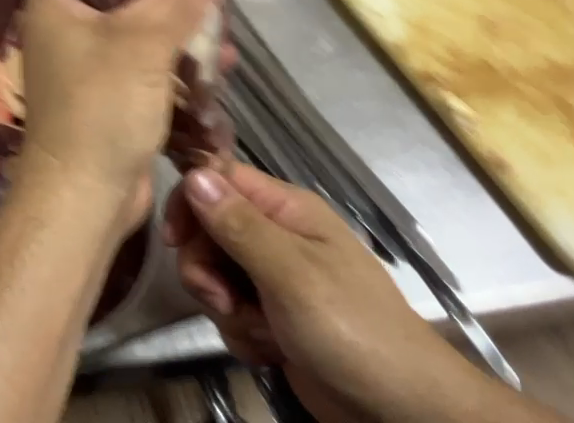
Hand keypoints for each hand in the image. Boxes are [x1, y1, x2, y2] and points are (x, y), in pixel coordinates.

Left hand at [15, 0, 219, 229]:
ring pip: (133, 31)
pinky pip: (142, 66)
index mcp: (52, 4)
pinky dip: (173, 65)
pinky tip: (214, 69)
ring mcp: (83, 65)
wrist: (83, 196)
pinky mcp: (105, 97)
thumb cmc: (100, 106)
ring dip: (176, 30)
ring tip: (221, 33)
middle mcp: (61, 29)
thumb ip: (174, 1)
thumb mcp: (141, 44)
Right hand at [162, 164, 463, 412]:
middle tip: (222, 299)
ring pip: (214, 274)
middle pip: (208, 230)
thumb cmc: (351, 329)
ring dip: (225, 307)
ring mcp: (274, 278)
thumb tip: (194, 173)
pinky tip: (269, 350)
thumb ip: (238, 224)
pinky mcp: (273, 316)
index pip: (218, 179)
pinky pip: (230, 311)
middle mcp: (278, 235)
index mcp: (287, 209)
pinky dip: (241, 332)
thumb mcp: (290, 273)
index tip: (173, 240)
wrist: (401, 410)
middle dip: (205, 268)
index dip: (190, 202)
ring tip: (259, 330)